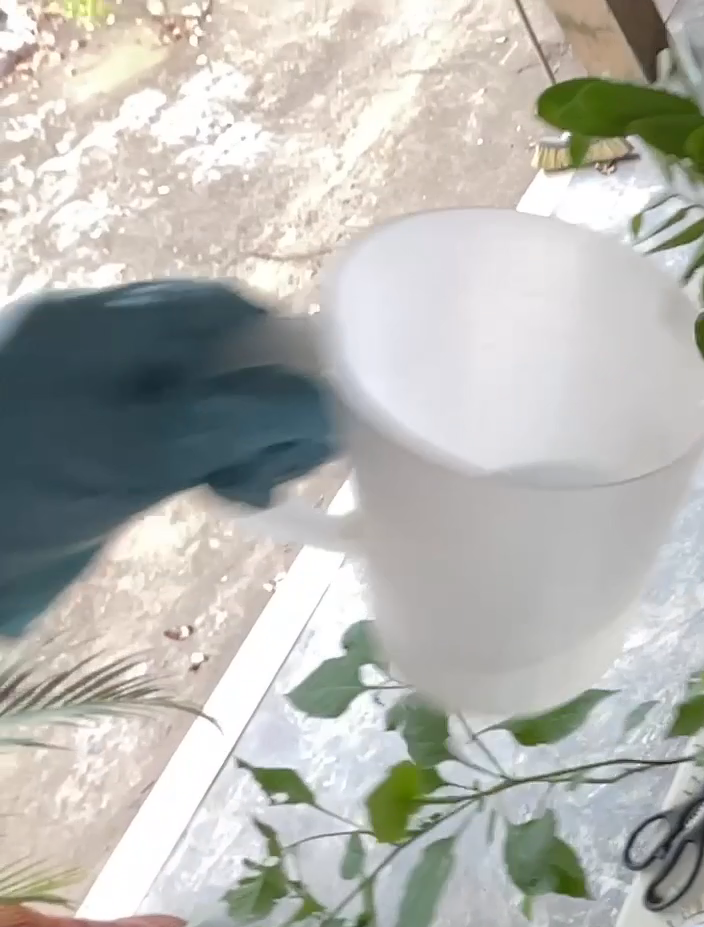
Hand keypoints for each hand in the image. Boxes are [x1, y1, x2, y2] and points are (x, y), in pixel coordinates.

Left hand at [0, 281, 334, 633]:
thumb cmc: (25, 486)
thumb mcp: (151, 448)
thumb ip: (251, 417)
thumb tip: (327, 405)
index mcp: (105, 326)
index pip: (229, 309)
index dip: (288, 350)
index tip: (316, 409)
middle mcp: (111, 349)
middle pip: (236, 357)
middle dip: (278, 410)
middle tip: (281, 465)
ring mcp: (111, 398)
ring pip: (227, 401)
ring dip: (260, 443)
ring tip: (251, 487)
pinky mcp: (115, 441)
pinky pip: (201, 434)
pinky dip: (230, 461)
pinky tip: (228, 494)